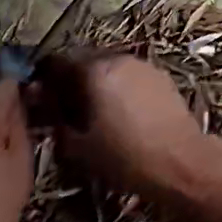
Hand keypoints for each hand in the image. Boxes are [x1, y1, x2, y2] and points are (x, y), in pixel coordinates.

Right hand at [30, 54, 208, 192]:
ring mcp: (142, 65)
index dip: (45, 80)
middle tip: (67, 110)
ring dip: (97, 83)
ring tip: (96, 113)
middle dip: (72, 81)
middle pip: (84, 61)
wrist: (183, 162)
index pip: (57, 63)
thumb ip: (54, 118)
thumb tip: (39, 99)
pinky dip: (120, 88)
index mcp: (94, 70)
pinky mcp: (161, 76)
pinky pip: (130, 76)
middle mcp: (118, 58)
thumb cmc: (126, 157)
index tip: (41, 98)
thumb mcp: (79, 147)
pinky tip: (122, 113)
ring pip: (109, 68)